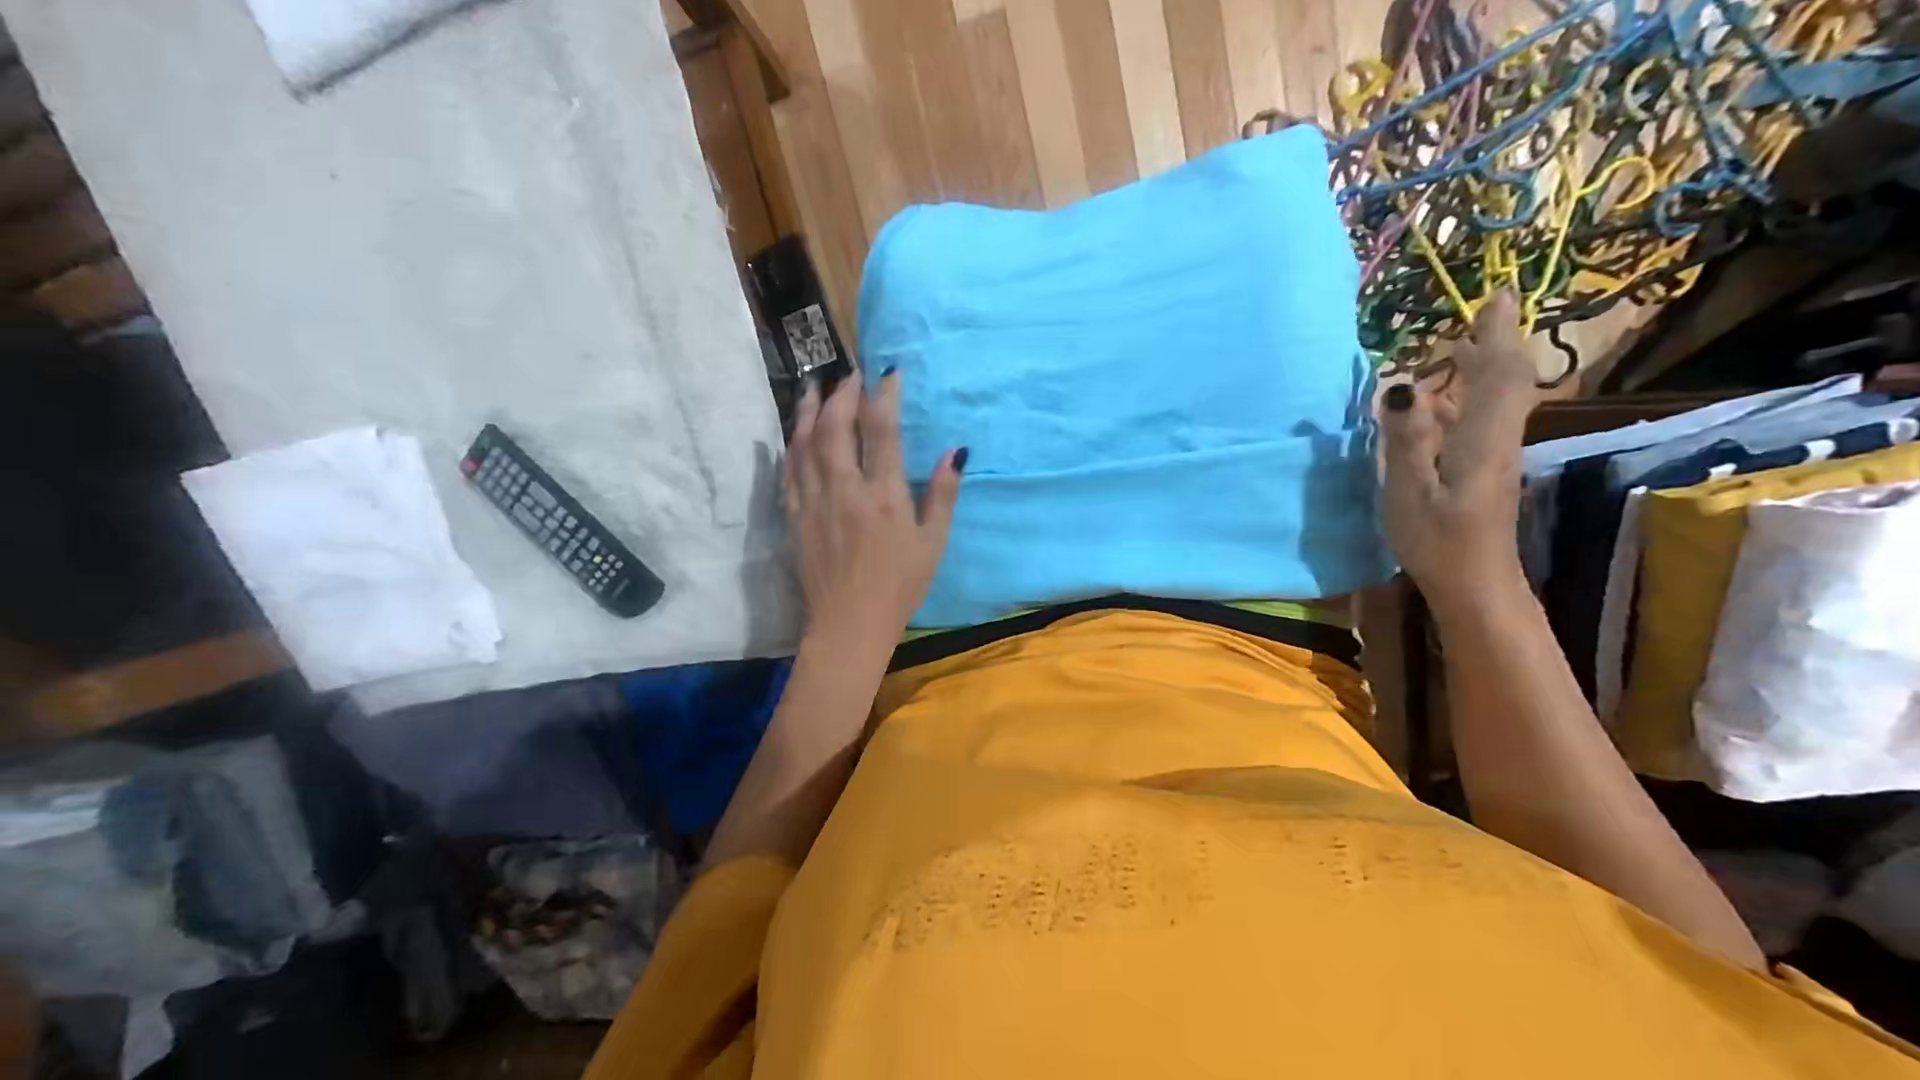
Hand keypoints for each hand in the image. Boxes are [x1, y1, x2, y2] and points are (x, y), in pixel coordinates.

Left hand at [785, 371, 964, 656]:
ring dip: (810, 410)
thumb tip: (956, 451)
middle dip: (841, 395)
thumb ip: (943, 495)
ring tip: (814, 387)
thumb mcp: (933, 543)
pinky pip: (789, 471)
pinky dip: (792, 445)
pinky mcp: (794, 517)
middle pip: (835, 427)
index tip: (888, 372)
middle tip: (848, 375)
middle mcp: (844, 489)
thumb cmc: (899, 586)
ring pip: (806, 443)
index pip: (882, 431)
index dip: (884, 396)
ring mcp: (813, 502)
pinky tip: (795, 433)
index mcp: (883, 495)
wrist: (848, 624)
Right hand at [1380, 291, 1540, 609]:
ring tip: (1455, 348)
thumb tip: (1399, 386)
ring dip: (1481, 367)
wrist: (1476, 584)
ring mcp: (1494, 455)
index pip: (1497, 373)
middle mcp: (1497, 438)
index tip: (1494, 295)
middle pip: (1506, 380)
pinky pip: (1482, 417)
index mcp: (1481, 439)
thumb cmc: (1438, 541)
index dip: (1495, 333)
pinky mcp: (1486, 469)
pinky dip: (1468, 396)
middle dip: (1494, 342)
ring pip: (1496, 398)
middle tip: (1479, 311)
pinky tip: (1443, 402)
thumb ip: (1405, 438)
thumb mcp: (1409, 491)